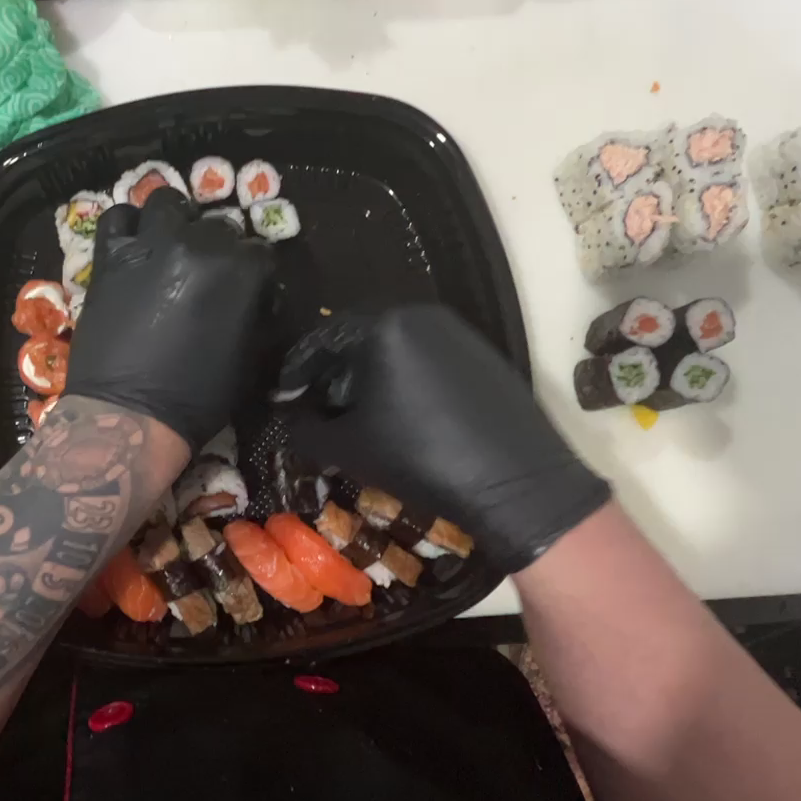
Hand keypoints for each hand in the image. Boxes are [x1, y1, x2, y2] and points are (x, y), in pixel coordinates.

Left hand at [67, 188, 273, 448]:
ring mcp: (151, 245)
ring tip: (171, 246)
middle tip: (207, 276)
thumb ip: (260, 315)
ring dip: (175, 222)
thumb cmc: (198, 397)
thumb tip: (263, 298)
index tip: (247, 291)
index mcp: (241, 271)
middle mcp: (198, 246)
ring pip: (168, 204)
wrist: (130, 416)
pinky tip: (135, 245)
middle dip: (218, 249)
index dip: (255, 273)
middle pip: (217, 226)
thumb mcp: (250, 358)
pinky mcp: (111, 256)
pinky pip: (119, 217)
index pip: (260, 252)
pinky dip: (129, 226)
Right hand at [276, 304, 608, 571]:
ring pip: (395, 348)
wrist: (516, 484)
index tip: (284, 399)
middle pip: (359, 340)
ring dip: (369, 377)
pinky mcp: (483, 356)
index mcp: (384, 326)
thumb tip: (288, 418)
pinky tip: (402, 416)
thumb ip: (304, 430)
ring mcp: (458, 334)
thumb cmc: (420, 458)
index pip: (322, 341)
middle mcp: (421, 316)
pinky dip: (404, 381)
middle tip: (317, 407)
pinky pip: (427, 359)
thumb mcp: (347, 448)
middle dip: (333, 374)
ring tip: (358, 415)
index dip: (296, 373)